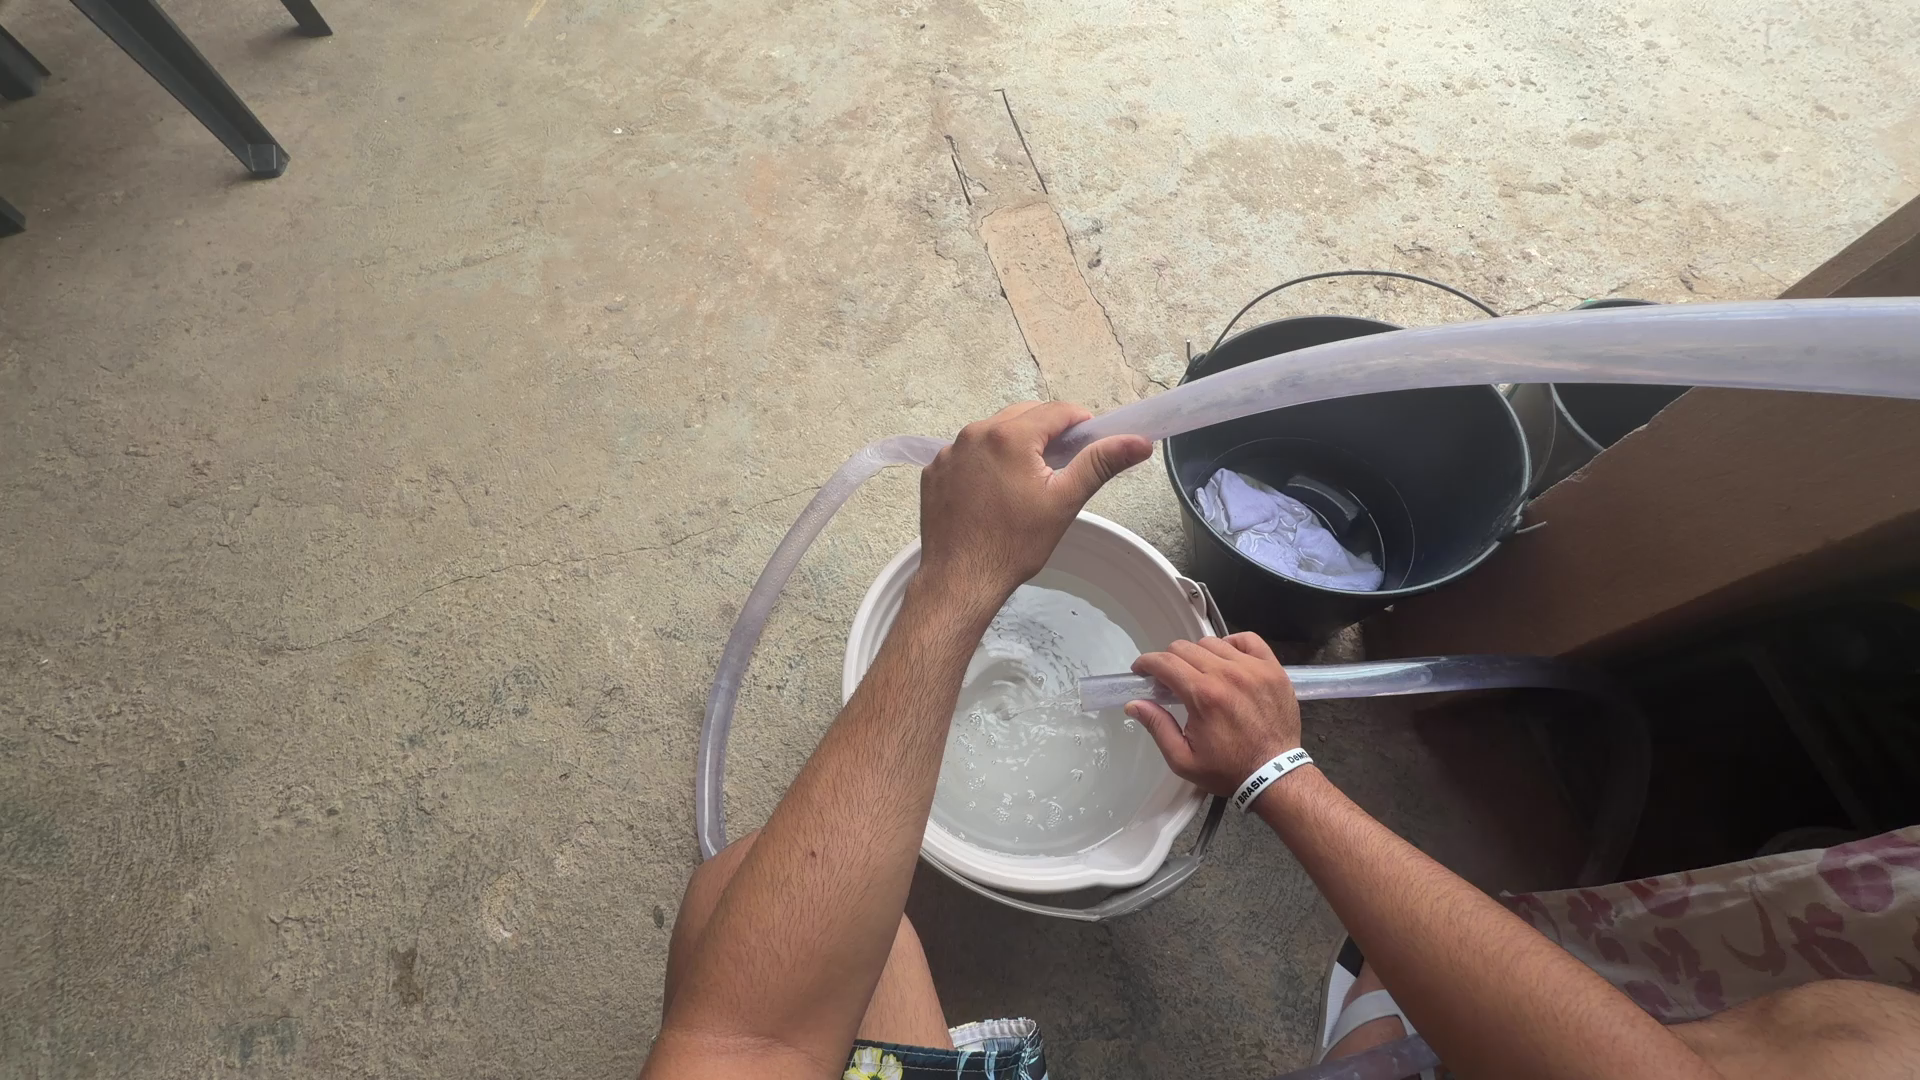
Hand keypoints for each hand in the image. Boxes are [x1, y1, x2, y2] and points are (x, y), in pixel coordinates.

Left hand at [917, 401, 1150, 608]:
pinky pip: (968, 453)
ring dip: (1015, 445)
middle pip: (1024, 416)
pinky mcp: (934, 471)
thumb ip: (1100, 463)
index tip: (1090, 444)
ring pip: (994, 432)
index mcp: (1009, 436)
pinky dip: (985, 462)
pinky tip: (993, 492)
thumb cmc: (1014, 544)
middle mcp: (974, 433)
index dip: (1080, 424)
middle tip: (1060, 466)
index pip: (1056, 411)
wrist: (960, 579)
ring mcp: (949, 452)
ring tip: (1026, 481)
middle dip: (1046, 433)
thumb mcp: (1064, 502)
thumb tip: (1139, 441)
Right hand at [1127, 634, 1303, 797]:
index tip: (1142, 671)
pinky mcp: (1272, 670)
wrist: (1275, 774)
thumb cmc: (1229, 769)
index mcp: (1203, 696)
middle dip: (1168, 660)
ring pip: (1211, 642)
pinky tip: (1227, 659)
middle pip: (1184, 648)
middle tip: (1169, 679)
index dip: (1146, 663)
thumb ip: (1157, 726)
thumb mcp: (1183, 759)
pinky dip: (1232, 644)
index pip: (1164, 662)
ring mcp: (1253, 669)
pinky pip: (1247, 640)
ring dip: (1198, 654)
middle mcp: (1228, 675)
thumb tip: (1134, 704)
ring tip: (1199, 673)